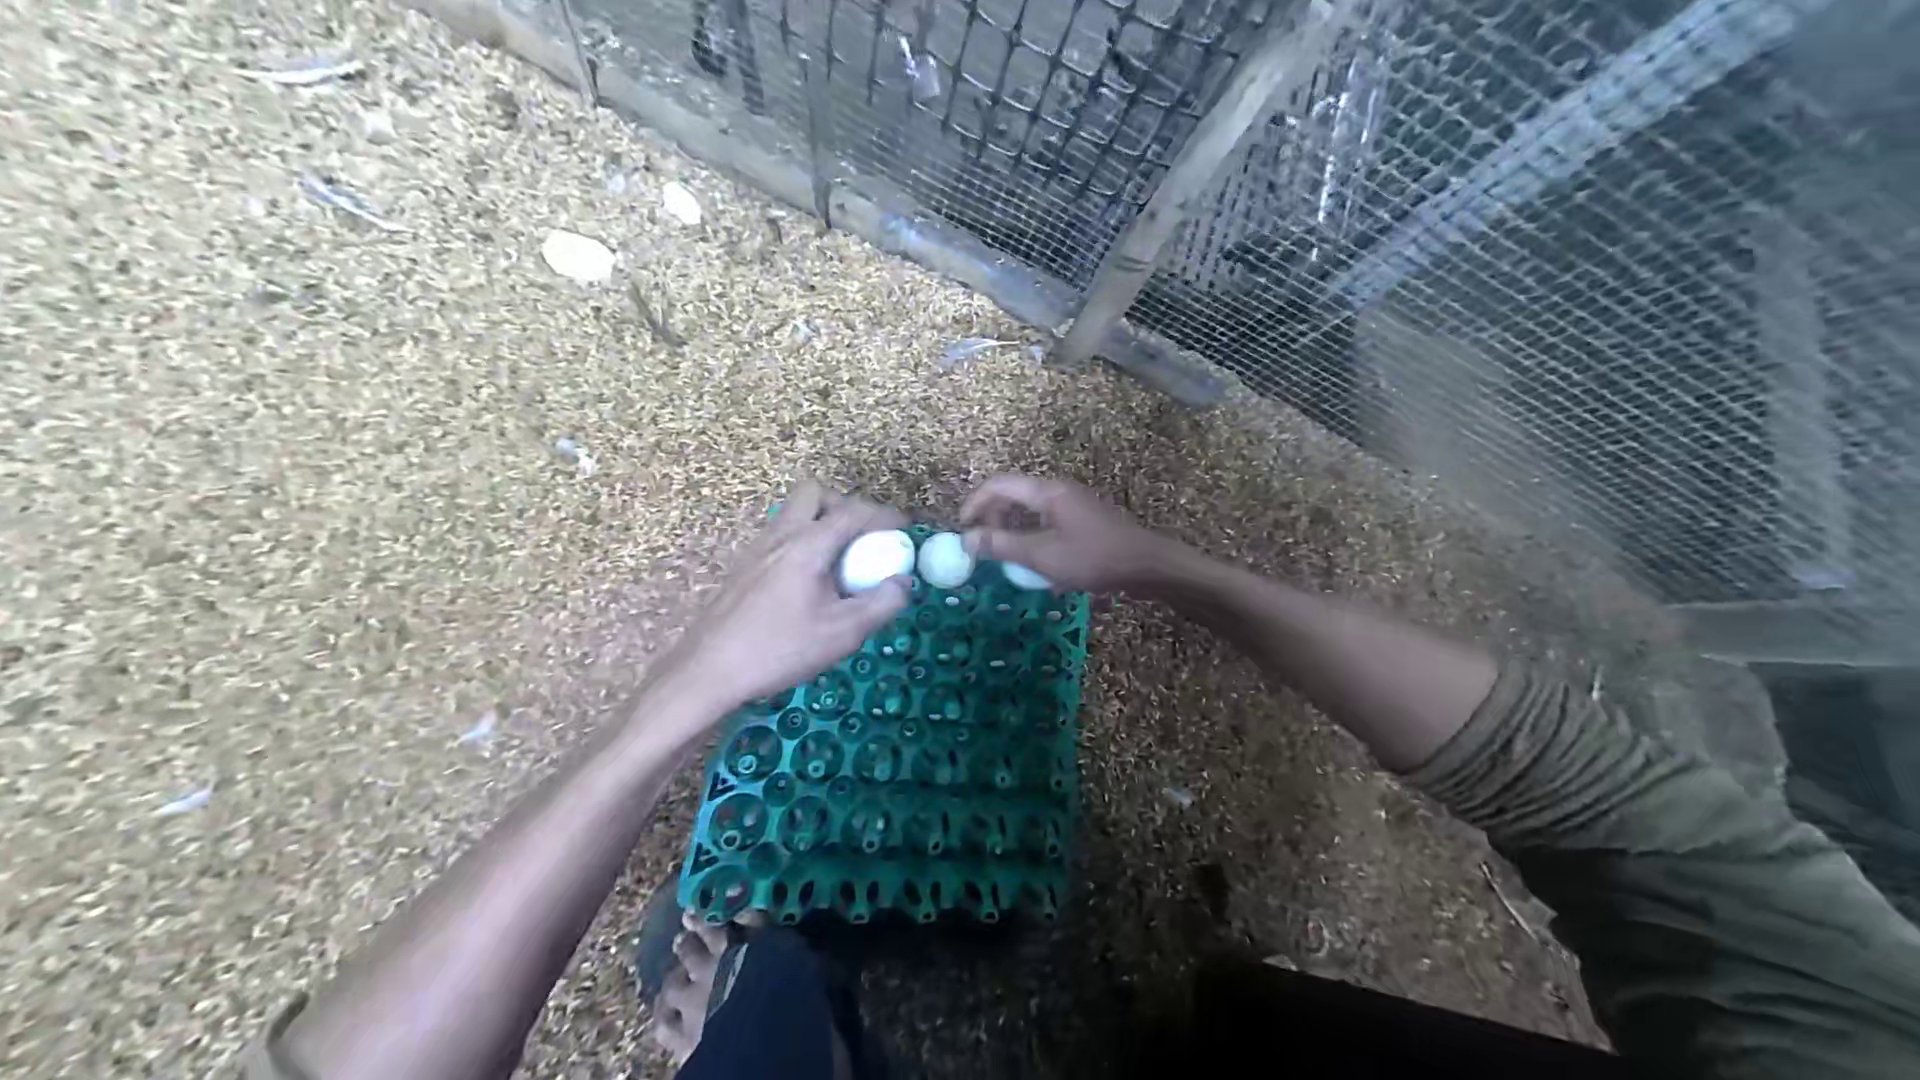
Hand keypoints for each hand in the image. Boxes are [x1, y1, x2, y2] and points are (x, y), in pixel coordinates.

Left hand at [646, 482, 911, 723]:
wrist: (708, 671)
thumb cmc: (780, 650)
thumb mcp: (843, 633)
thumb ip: (882, 603)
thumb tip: (902, 581)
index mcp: (808, 545)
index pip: (853, 512)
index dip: (885, 516)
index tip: (905, 530)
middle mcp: (781, 535)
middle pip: (815, 494)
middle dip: (845, 507)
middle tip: (863, 541)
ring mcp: (757, 548)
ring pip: (794, 514)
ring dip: (822, 524)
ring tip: (839, 565)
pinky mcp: (744, 567)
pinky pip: (781, 536)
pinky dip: (804, 543)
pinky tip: (810, 584)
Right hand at [960, 474, 1171, 593]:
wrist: (1148, 566)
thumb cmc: (1094, 558)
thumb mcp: (1042, 556)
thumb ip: (1002, 546)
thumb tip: (966, 539)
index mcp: (1047, 492)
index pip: (998, 485)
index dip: (974, 504)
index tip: (963, 531)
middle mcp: (1058, 492)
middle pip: (1013, 496)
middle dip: (993, 520)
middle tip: (985, 549)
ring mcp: (1073, 506)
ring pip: (1031, 513)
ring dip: (1014, 535)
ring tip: (1010, 562)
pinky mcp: (1083, 523)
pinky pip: (1048, 526)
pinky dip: (1035, 543)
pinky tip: (1041, 572)